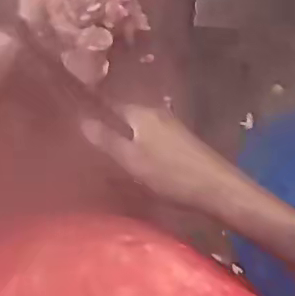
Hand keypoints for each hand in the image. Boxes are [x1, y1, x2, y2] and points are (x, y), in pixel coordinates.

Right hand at [84, 104, 294, 295]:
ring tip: (105, 161)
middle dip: (104, 128)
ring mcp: (169, 127)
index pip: (105, 103)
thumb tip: (80, 119)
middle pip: (119, 115)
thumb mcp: (130, 161)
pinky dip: (135, 149)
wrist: (222, 193)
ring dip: (120, 141)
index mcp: (139, 112)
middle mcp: (154, 112)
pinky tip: (132, 168)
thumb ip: (104, 139)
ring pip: (134, 129)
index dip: (88, 113)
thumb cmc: (172, 175)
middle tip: (86, 149)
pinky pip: (146, 139)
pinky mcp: (179, 143)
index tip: (71, 126)